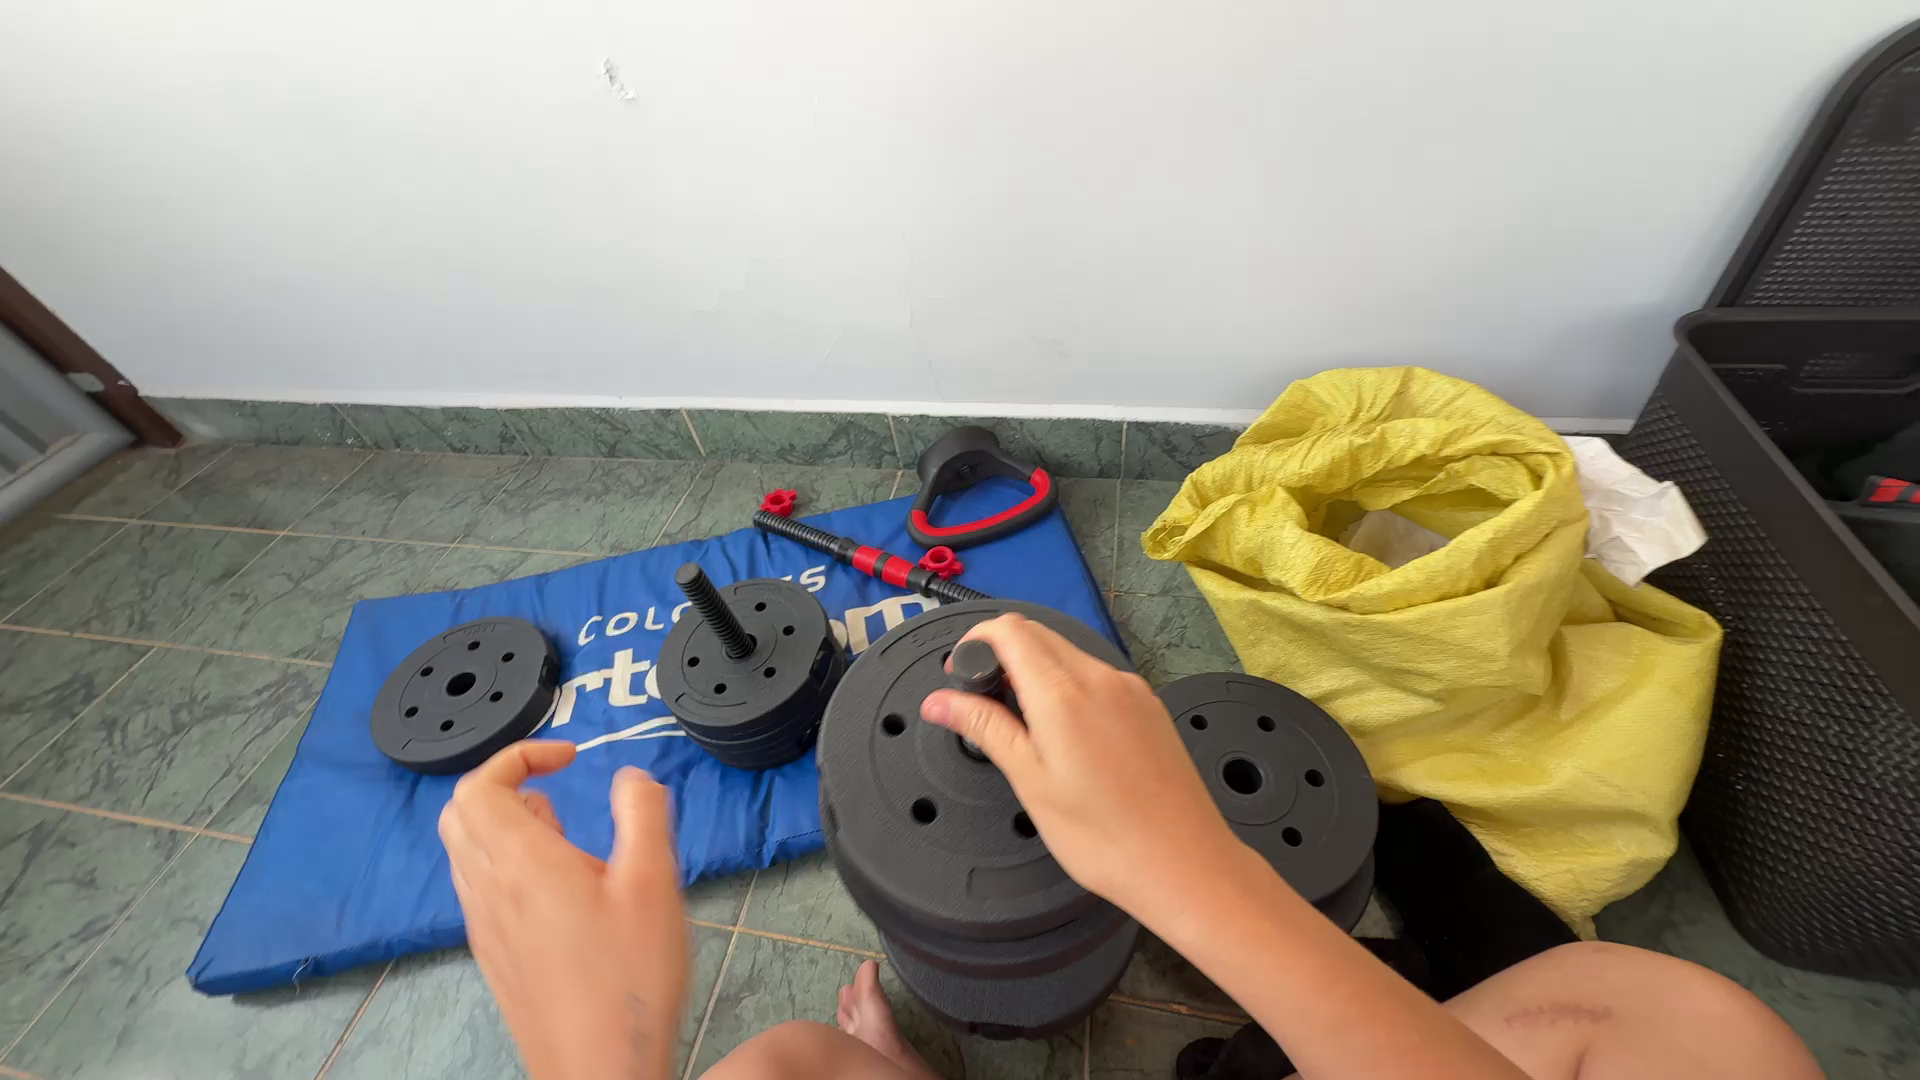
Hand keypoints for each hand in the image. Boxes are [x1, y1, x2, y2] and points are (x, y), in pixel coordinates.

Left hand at [439, 741, 688, 1079]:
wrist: (597, 1069)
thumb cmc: (629, 972)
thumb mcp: (654, 879)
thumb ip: (643, 812)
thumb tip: (631, 776)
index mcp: (523, 864)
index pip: (481, 787)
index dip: (519, 756)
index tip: (571, 757)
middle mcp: (490, 890)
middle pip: (461, 814)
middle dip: (505, 780)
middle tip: (557, 781)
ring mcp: (486, 926)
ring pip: (466, 849)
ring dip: (504, 817)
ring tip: (563, 824)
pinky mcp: (495, 952)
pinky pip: (480, 882)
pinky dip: (506, 854)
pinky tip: (560, 876)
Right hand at [919, 613, 1244, 918]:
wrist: (1186, 863)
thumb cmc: (1100, 835)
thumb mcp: (1031, 782)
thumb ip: (984, 728)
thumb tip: (936, 700)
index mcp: (1062, 691)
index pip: (1009, 630)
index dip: (976, 641)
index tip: (961, 677)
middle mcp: (1098, 674)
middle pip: (1037, 633)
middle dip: (1001, 653)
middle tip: (985, 703)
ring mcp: (1129, 686)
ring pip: (1067, 652)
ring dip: (1035, 669)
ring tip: (1025, 725)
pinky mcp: (1148, 702)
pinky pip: (1096, 674)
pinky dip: (1068, 684)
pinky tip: (1068, 733)